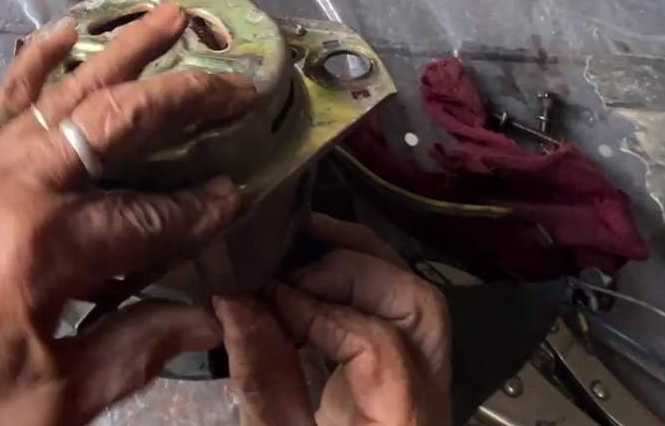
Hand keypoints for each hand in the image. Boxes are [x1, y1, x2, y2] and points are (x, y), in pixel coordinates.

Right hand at [216, 215, 451, 425]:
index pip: (380, 344)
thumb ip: (262, 376)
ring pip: (416, 297)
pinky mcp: (412, 374)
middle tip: (288, 264)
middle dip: (350, 267)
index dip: (317, 309)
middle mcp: (433, 400)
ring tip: (297, 254)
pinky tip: (310, 276)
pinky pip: (396, 307)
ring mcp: (430, 385)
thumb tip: (231, 297)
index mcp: (403, 424)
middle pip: (418, 305)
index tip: (263, 298)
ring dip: (355, 261)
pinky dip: (356, 277)